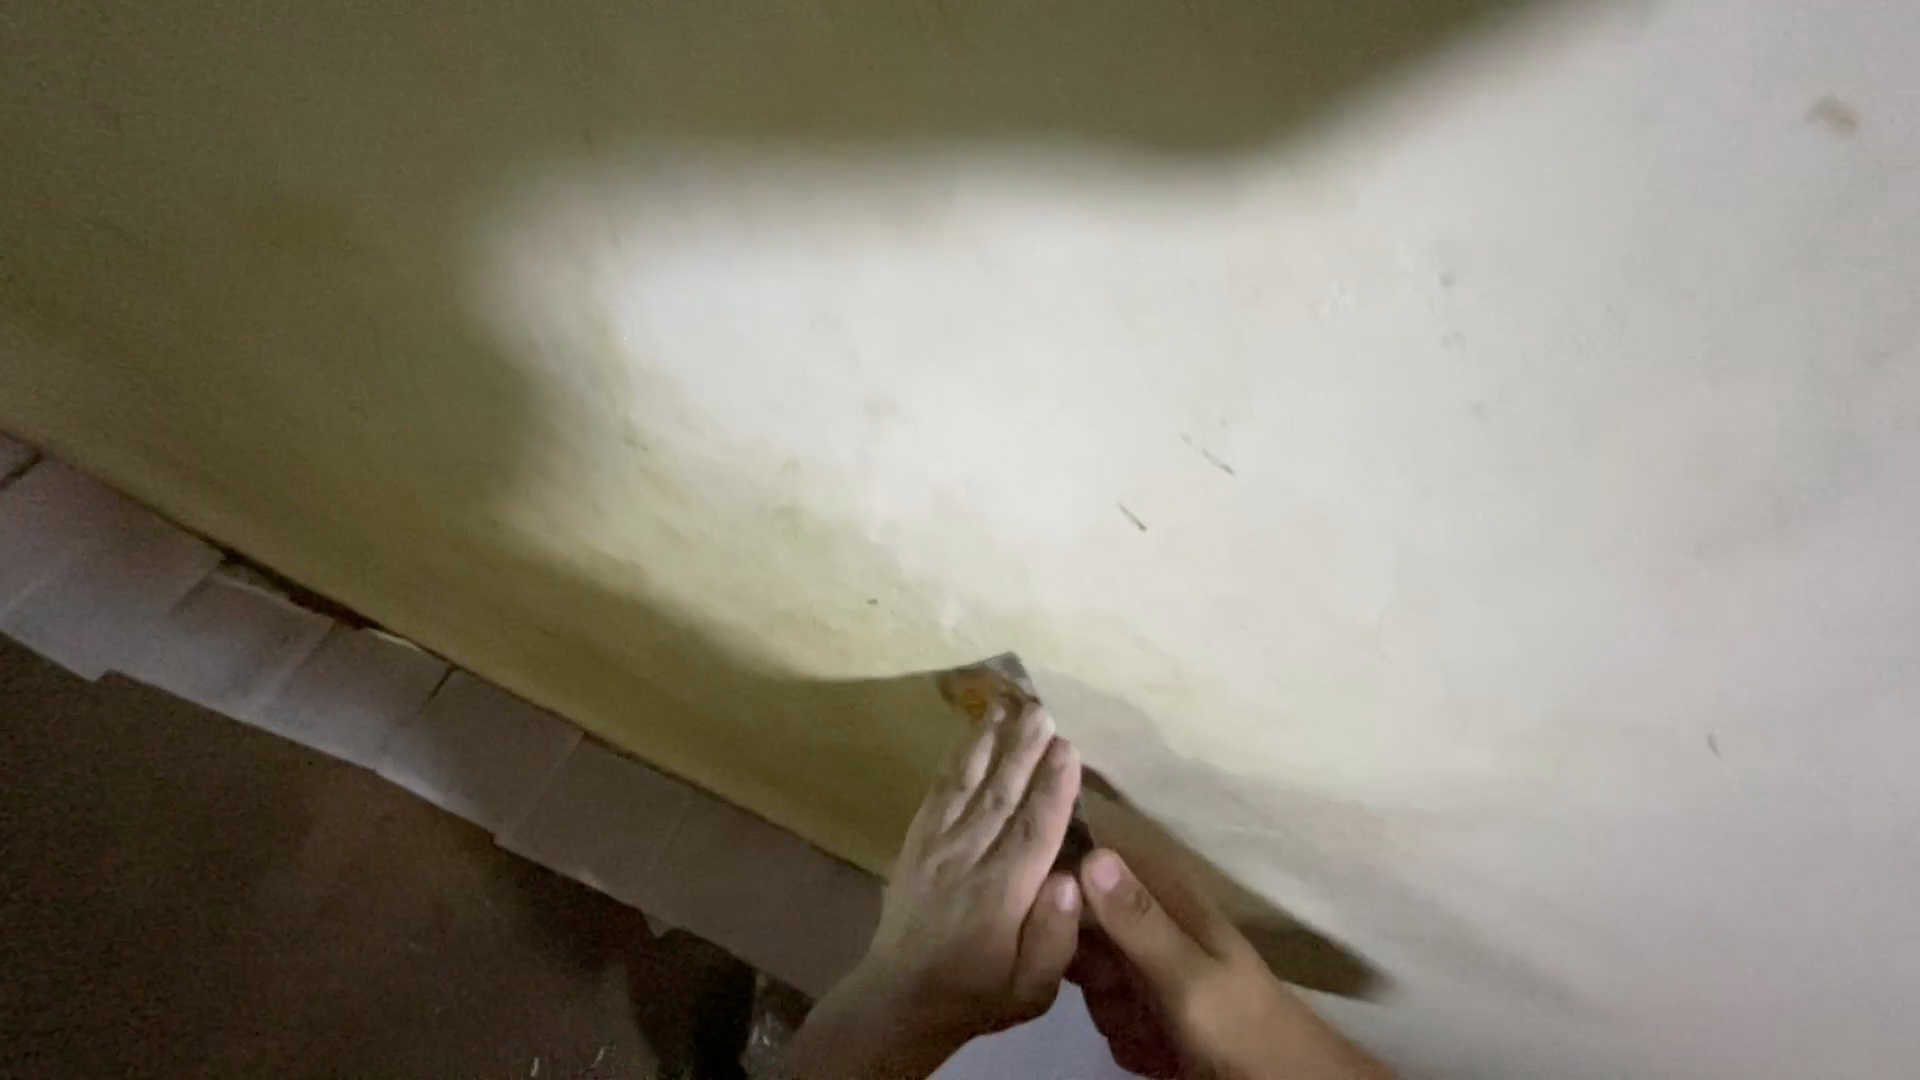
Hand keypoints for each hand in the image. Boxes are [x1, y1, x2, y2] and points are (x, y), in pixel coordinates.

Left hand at [775, 699, 1083, 1078]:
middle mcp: (968, 857)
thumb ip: (1054, 938)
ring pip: (968, 782)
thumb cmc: (978, 991)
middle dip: (1024, 749)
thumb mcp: (1031, 990)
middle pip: (1001, 794)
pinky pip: (939, 789)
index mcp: (1001, 894)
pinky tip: (970, 735)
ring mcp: (937, 843)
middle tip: (1043, 711)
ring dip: (989, 741)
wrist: (901, 996)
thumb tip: (1071, 879)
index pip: (1033, 830)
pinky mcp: (917, 837)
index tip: (1069, 748)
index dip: (1052, 786)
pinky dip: (956, 758)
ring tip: (1007, 706)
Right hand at [1076, 849, 1394, 1079]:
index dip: (1064, 883)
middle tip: (1122, 994)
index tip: (1052, 918)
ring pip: (1089, 975)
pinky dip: (1128, 1038)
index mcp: (1162, 889)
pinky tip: (1156, 1050)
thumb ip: (1138, 919)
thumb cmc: (1243, 1027)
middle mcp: (1148, 917)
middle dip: (1089, 969)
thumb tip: (1092, 851)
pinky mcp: (1148, 1004)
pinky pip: (1107, 1012)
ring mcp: (1147, 963)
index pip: (1091, 855)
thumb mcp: (1189, 976)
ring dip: (1114, 1012)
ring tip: (1152, 1030)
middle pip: (1078, 923)